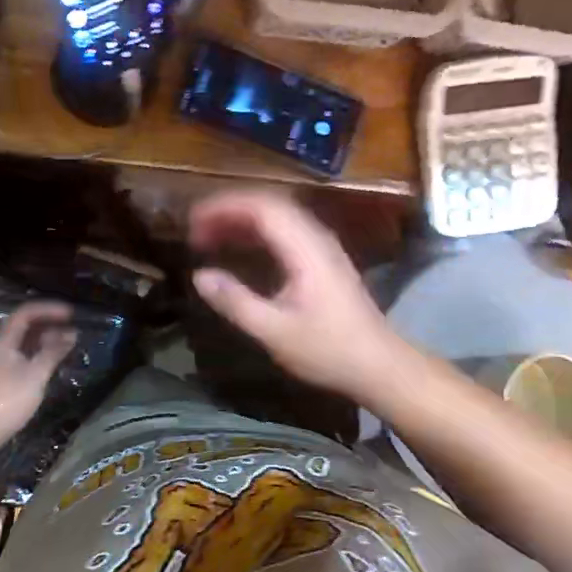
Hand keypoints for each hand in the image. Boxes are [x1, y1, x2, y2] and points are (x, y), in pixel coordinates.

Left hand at [0, 301, 78, 446]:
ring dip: (44, 341)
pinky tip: (48, 365)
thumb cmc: (6, 401)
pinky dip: (37, 355)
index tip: (71, 313)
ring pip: (22, 344)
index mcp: (4, 341)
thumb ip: (52, 352)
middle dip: (49, 324)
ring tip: (66, 346)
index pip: (26, 313)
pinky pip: (20, 357)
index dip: (48, 309)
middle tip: (72, 329)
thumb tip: (70, 333)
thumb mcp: (35, 375)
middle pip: (23, 327)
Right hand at [188, 190, 407, 395]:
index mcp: (305, 249)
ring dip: (243, 222)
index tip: (192, 221)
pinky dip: (258, 235)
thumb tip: (200, 275)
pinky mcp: (325, 262)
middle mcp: (316, 239)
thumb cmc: (328, 350)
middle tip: (195, 231)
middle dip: (229, 211)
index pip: (261, 207)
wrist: (380, 366)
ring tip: (211, 238)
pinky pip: (286, 233)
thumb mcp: (274, 331)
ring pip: (279, 218)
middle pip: (270, 205)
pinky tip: (242, 252)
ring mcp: (324, 249)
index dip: (223, 207)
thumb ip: (235, 301)